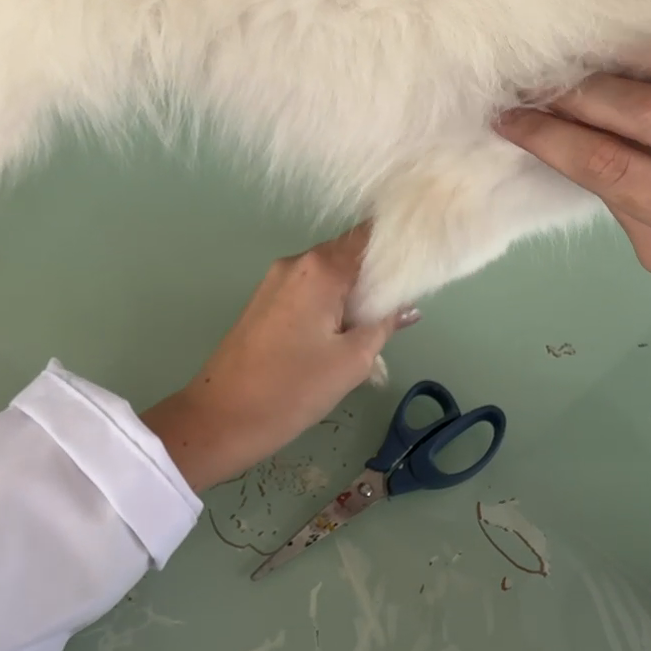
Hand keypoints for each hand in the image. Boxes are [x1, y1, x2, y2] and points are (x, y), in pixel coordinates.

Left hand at [140, 225, 422, 489]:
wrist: (223, 414)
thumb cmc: (293, 387)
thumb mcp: (352, 360)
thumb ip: (383, 324)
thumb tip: (407, 306)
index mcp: (319, 268)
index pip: (367, 236)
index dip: (398, 243)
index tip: (426, 256)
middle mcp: (296, 263)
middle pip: (349, 253)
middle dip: (380, 273)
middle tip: (413, 300)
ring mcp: (276, 281)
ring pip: (330, 274)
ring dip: (357, 292)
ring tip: (387, 322)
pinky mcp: (266, 301)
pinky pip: (311, 290)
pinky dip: (335, 302)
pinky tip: (352, 329)